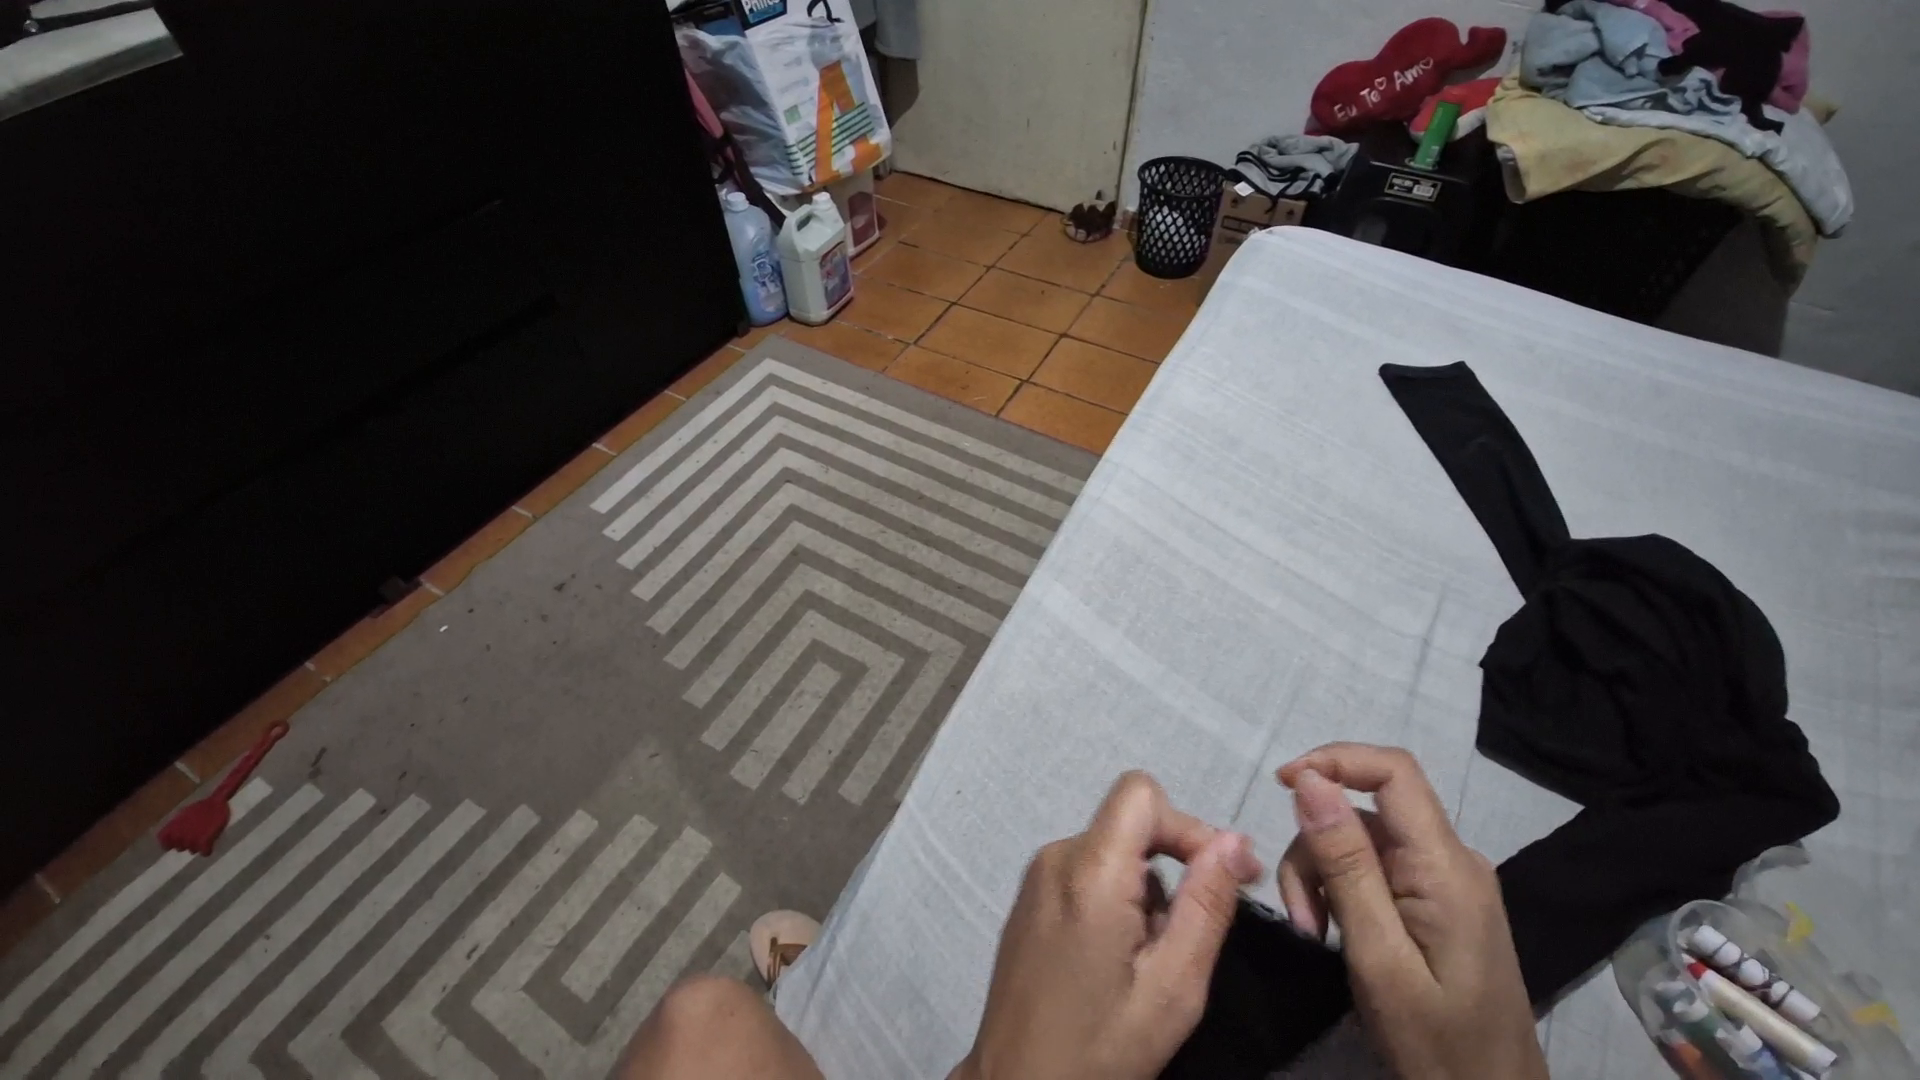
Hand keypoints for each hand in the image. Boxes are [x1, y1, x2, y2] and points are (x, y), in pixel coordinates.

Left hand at [952, 772, 1262, 1079]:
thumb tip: (1235, 840)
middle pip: (1129, 821)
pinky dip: (1117, 896)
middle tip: (1193, 933)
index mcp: (1089, 870)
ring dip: (1146, 888)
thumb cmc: (1099, 1047)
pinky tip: (1119, 955)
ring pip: (1112, 848)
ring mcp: (1037, 875)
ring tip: (1150, 957)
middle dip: (1174, 863)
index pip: (1141, 793)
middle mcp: (1056, 856)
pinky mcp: (1030, 896)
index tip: (1221, 877)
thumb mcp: (1173, 986)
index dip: (1187, 825)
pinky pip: (1087, 869)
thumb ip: (1206, 905)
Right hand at [1276, 744, 1547, 1079]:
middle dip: (1314, 847)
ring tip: (1315, 935)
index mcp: (1446, 867)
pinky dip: (1337, 892)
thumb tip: (1310, 780)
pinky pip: (1371, 870)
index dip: (1334, 760)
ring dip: (1320, 876)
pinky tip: (1333, 936)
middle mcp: (1449, 860)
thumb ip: (1345, 864)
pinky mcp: (1432, 902)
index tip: (1280, 785)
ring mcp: (1441, 881)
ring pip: (1357, 841)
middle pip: (1363, 812)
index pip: (1393, 772)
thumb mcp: (1378, 957)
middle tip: (1299, 915)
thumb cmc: (1438, 1045)